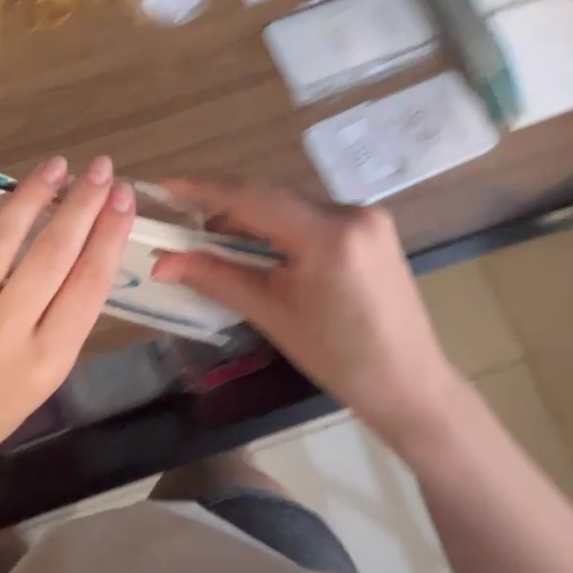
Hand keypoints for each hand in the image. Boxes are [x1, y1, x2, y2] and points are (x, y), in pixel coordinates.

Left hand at [0, 155, 134, 473]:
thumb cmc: (1, 403)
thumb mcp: (50, 374)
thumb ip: (69, 314)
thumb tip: (92, 237)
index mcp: (47, 360)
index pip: (88, 285)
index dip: (110, 234)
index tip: (125, 197)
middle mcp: (4, 334)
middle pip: (51, 256)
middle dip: (82, 206)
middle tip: (102, 169)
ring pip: (0, 241)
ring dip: (32, 196)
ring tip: (58, 166)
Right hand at [151, 180, 464, 448]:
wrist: (411, 387)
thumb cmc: (339, 359)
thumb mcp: (272, 314)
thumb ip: (216, 277)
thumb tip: (161, 262)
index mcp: (328, 235)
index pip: (252, 198)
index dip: (203, 189)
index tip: (165, 185)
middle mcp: (350, 212)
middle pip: (270, 197)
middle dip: (225, 207)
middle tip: (183, 220)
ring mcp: (366, 216)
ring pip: (289, 203)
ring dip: (252, 216)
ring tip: (217, 238)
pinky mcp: (371, 226)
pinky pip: (311, 214)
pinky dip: (280, 224)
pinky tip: (261, 245)